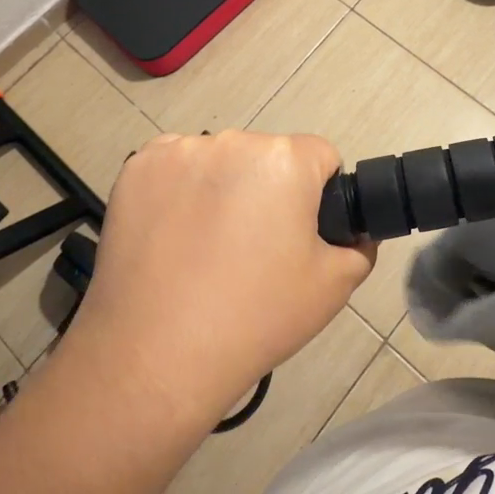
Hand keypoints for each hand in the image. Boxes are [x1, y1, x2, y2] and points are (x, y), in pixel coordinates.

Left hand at [59, 130, 375, 423]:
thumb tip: (352, 232)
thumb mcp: (332, 288)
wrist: (155, 354)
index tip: (298, 236)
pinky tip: (173, 239)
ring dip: (222, 189)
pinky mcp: (136, 169)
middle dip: (267, 191)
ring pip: (218, 162)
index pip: (320, 157)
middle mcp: (232, 140)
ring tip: (208, 250)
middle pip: (266, 156)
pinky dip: (178, 194)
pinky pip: (173, 170)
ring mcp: (178, 151)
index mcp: (285, 159)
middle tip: (254, 251)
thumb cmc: (255, 317)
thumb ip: (358, 246)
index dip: (318, 196)